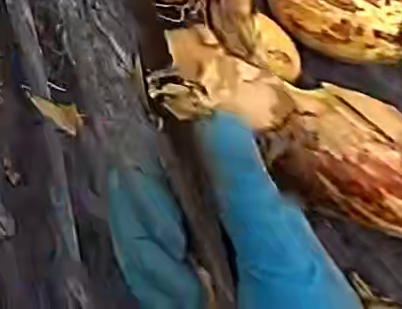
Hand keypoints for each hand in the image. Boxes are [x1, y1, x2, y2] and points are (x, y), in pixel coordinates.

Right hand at [107, 113, 357, 308]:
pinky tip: (177, 301)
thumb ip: (243, 182)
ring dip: (145, 258)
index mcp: (230, 183)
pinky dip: (144, 279)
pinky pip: (124, 246)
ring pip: (122, 208)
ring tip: (190, 298)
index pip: (162, 142)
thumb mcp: (278, 250)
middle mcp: (199, 197)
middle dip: (145, 222)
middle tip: (181, 266)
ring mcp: (178, 230)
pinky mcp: (159, 262)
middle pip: (132, 171)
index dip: (149, 175)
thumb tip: (216, 111)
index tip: (172, 230)